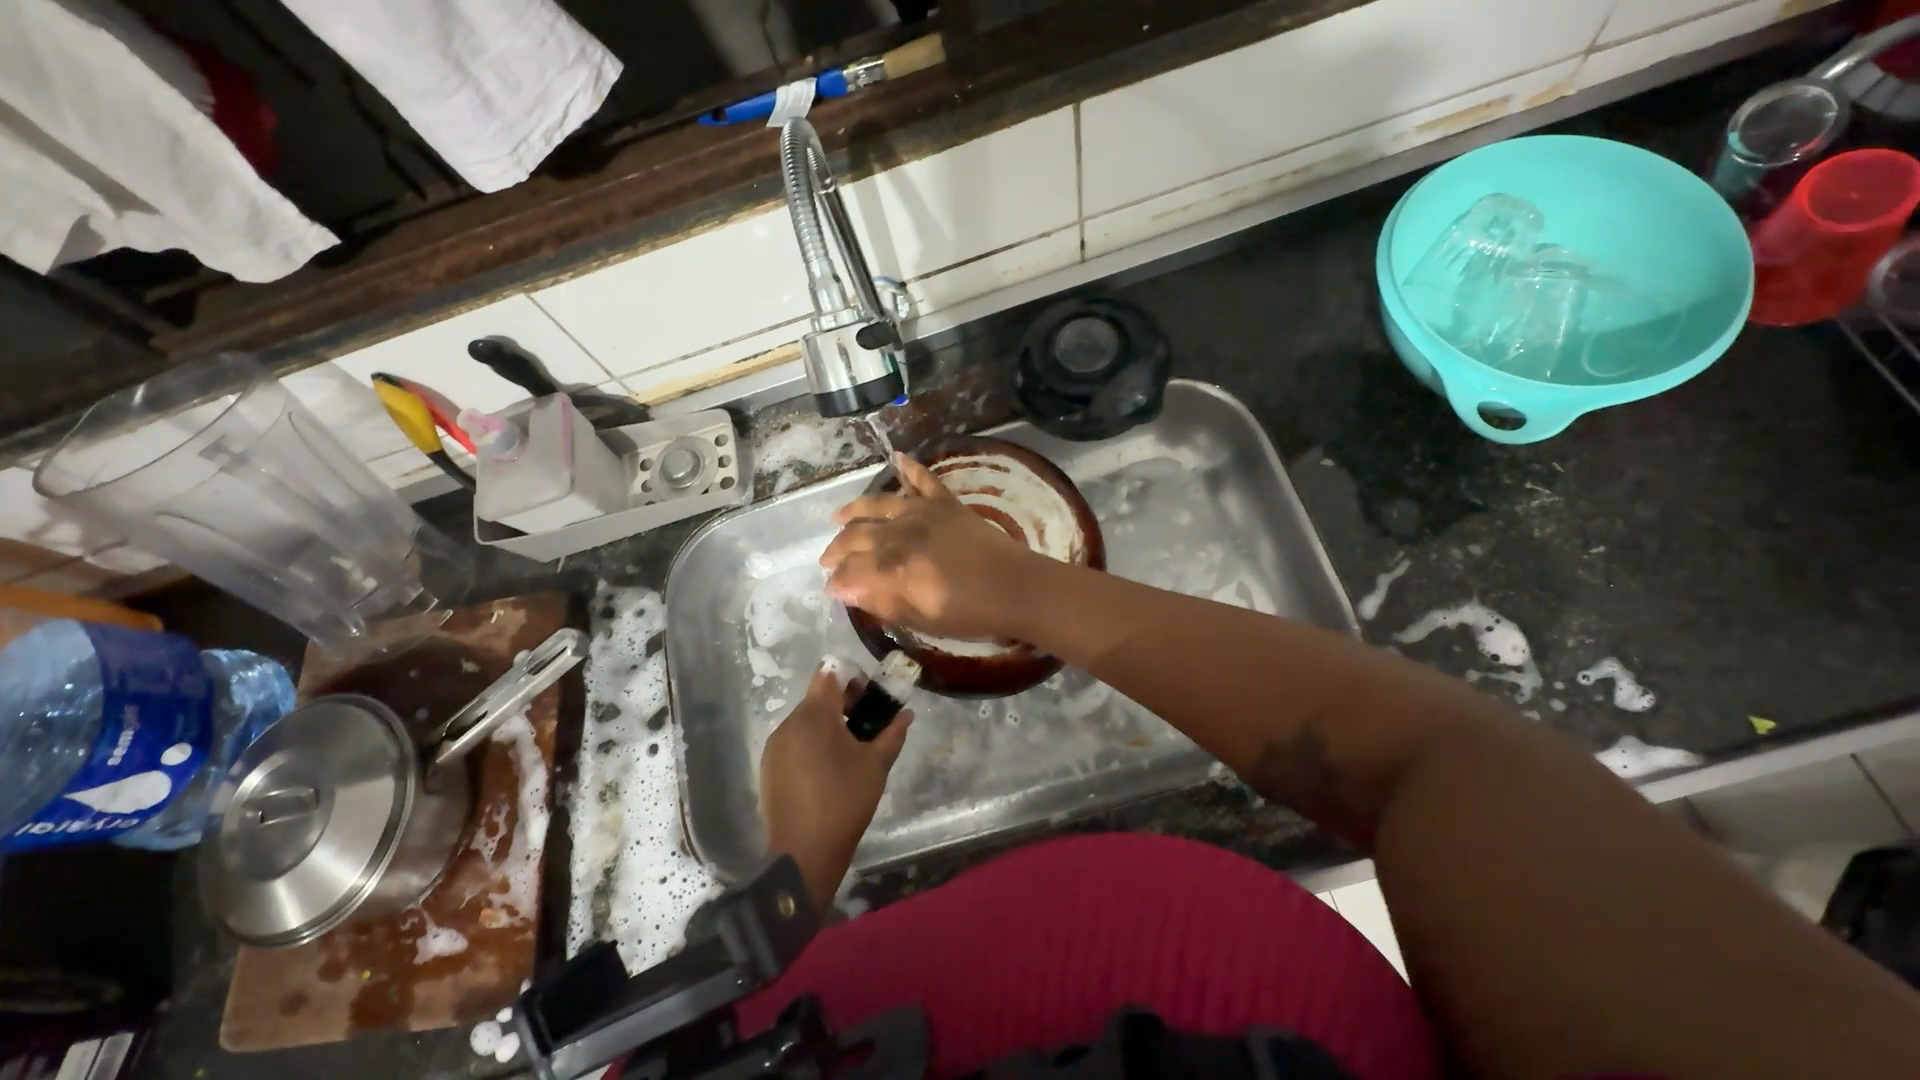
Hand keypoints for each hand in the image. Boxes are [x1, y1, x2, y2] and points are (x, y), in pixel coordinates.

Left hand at [760, 663, 912, 911]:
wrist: (805, 851)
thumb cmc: (845, 801)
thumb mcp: (877, 765)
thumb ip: (892, 733)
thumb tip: (906, 714)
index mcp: (814, 714)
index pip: (829, 673)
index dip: (852, 678)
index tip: (870, 700)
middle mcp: (789, 723)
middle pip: (817, 697)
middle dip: (844, 705)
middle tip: (867, 729)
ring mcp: (774, 746)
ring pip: (805, 721)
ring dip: (827, 727)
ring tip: (849, 755)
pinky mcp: (768, 767)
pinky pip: (793, 742)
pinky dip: (811, 746)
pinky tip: (827, 773)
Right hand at [821, 452, 1043, 640]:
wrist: (1016, 587)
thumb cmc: (969, 612)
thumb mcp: (921, 618)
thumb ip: (881, 602)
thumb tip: (842, 590)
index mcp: (894, 565)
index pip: (852, 569)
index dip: (836, 578)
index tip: (827, 586)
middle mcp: (902, 532)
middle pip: (859, 536)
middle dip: (838, 548)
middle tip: (826, 560)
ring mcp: (924, 513)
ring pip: (880, 504)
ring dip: (856, 509)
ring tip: (839, 517)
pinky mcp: (947, 504)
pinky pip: (924, 480)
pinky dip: (910, 467)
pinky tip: (897, 457)